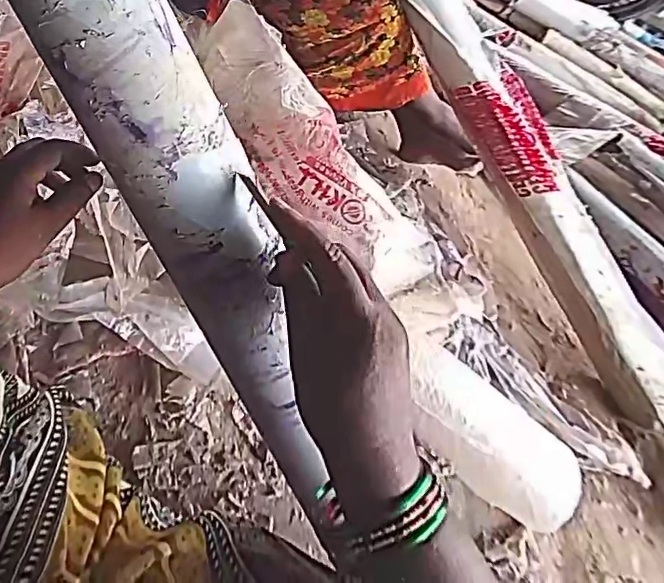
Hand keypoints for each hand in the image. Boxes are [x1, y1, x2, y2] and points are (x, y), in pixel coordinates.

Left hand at [0, 138, 101, 325]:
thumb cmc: (4, 250)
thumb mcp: (46, 225)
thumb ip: (72, 197)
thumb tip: (94, 177)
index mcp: (17, 170)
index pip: (53, 148)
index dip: (78, 153)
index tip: (96, 164)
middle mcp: (0, 167)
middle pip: (36, 149)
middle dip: (62, 158)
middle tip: (82, 175)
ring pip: (21, 163)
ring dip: (46, 171)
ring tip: (65, 194)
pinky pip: (9, 177)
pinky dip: (30, 182)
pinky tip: (38, 207)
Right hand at [257, 194, 419, 515]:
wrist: (375, 459)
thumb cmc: (331, 409)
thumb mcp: (304, 349)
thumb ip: (300, 297)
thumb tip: (289, 261)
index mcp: (360, 313)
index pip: (327, 252)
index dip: (298, 225)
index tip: (272, 204)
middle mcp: (382, 310)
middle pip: (346, 253)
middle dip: (312, 231)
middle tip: (278, 217)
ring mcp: (390, 321)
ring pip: (356, 269)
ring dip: (324, 250)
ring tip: (290, 245)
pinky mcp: (390, 333)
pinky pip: (361, 289)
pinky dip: (335, 273)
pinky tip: (314, 277)